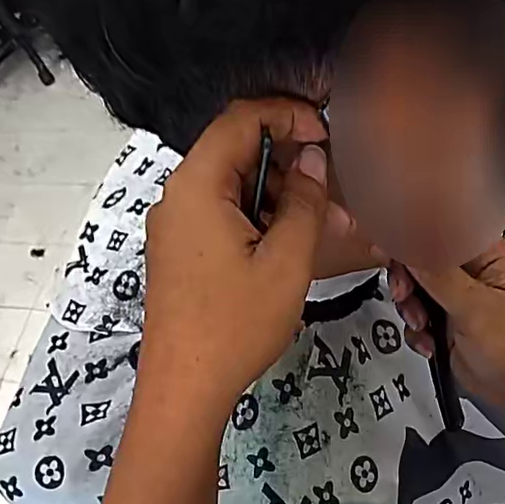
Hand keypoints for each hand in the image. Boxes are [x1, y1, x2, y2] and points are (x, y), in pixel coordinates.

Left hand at [141, 98, 345, 409]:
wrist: (186, 387)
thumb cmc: (234, 328)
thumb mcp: (286, 264)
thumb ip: (304, 204)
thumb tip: (310, 160)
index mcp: (197, 186)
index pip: (242, 119)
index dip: (288, 116)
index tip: (325, 135)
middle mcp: (177, 198)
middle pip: (235, 153)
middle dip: (287, 164)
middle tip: (329, 193)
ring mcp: (175, 228)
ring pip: (231, 191)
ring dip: (276, 200)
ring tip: (317, 230)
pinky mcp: (179, 255)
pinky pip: (221, 220)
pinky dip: (256, 223)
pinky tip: (284, 251)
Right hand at [392, 240, 504, 406]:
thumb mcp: (477, 309)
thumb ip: (440, 277)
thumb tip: (412, 248)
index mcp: (490, 257)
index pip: (445, 233)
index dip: (415, 240)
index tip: (393, 249)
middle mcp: (474, 274)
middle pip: (424, 259)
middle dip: (410, 280)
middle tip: (405, 294)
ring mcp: (459, 299)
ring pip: (417, 289)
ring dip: (412, 309)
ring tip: (423, 325)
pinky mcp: (448, 323)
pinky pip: (419, 317)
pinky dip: (418, 331)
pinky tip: (431, 342)